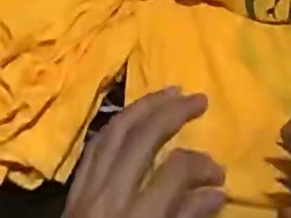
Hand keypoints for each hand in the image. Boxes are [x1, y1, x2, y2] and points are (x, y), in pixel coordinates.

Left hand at [64, 87, 226, 217]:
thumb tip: (216, 191)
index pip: (175, 172)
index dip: (202, 165)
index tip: (219, 173)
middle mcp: (108, 199)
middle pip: (143, 137)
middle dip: (174, 112)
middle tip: (200, 98)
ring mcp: (85, 192)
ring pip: (115, 130)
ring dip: (145, 105)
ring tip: (169, 92)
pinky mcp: (71, 194)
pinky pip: (94, 146)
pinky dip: (117, 124)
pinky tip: (132, 115)